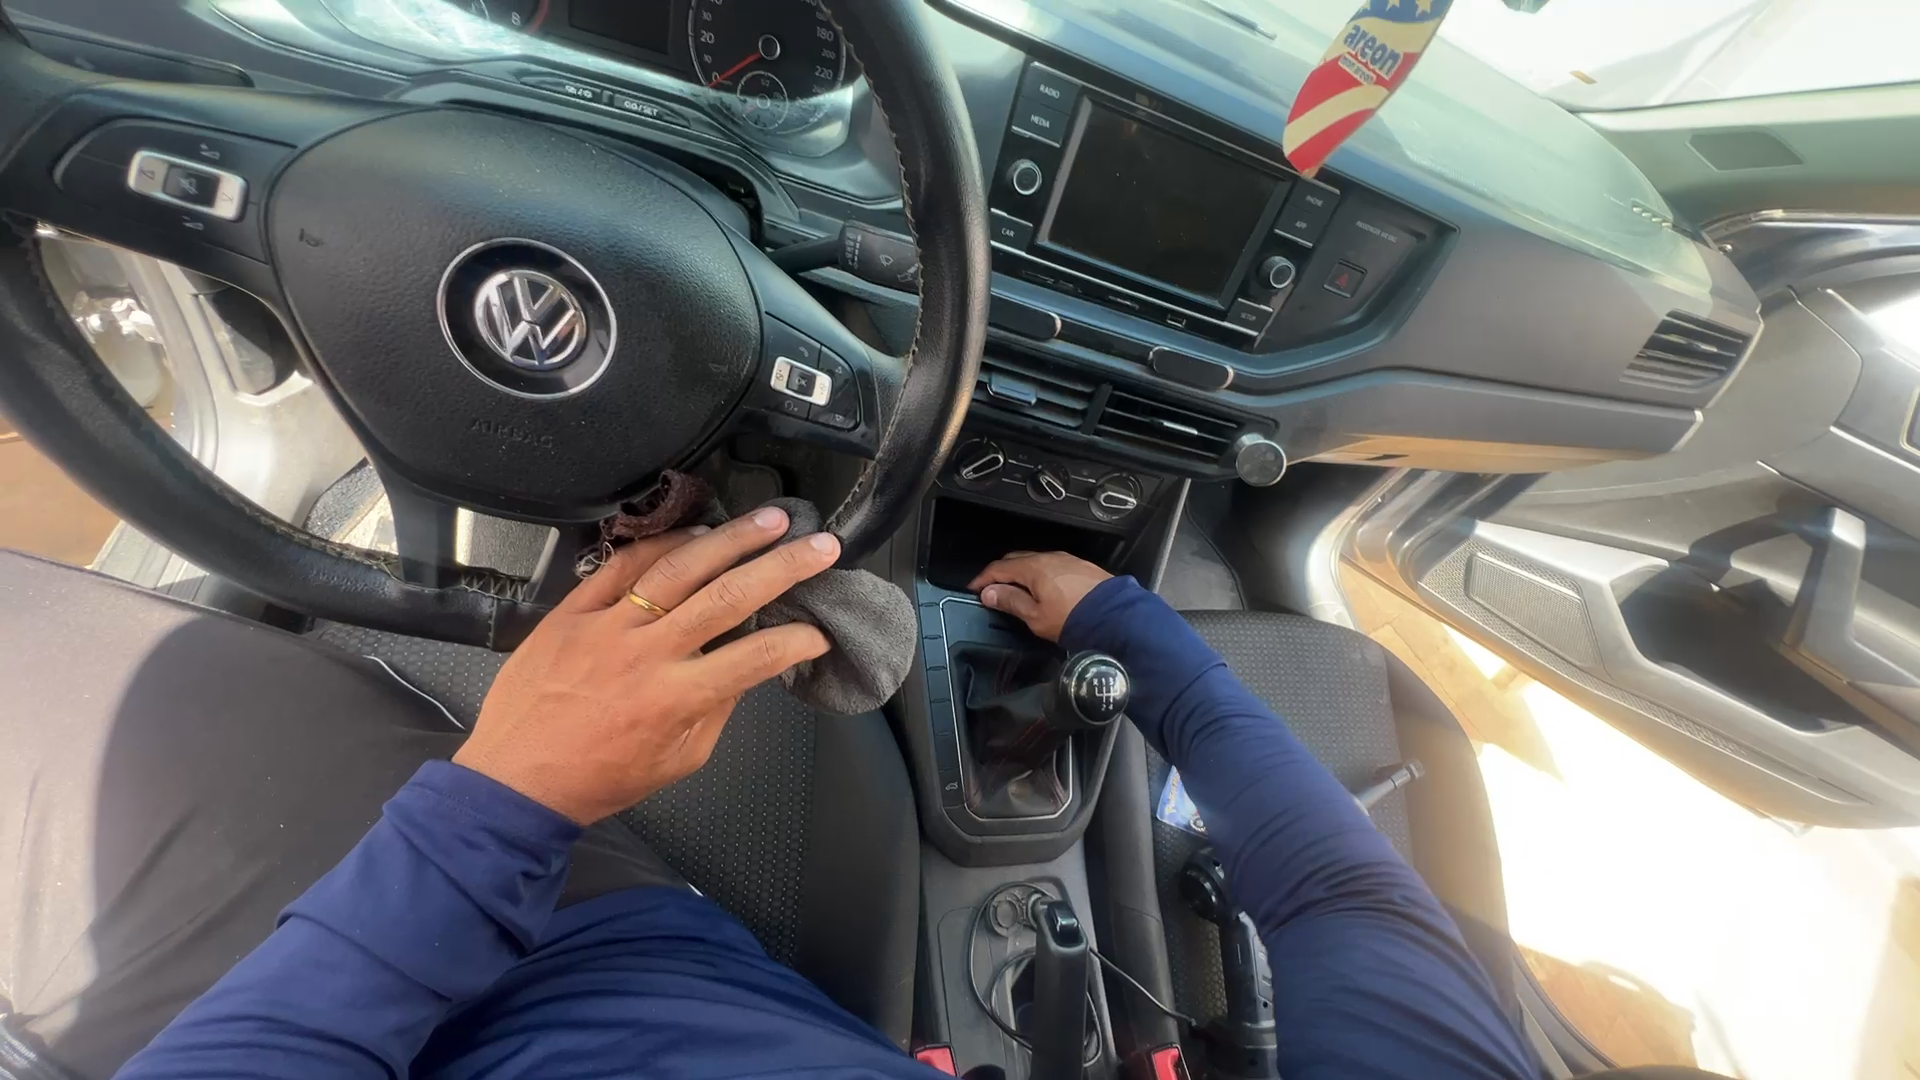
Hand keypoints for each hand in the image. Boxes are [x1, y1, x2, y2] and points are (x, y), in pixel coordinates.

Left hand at [454, 507, 837, 823]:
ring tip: (770, 520)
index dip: (798, 640)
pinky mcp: (574, 611)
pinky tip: (698, 530)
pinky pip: (623, 565)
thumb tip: (747, 662)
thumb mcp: (681, 758)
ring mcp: (608, 626)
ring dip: (732, 539)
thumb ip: (719, 705)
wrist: (514, 781)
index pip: (756, 656)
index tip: (820, 632)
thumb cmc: (604, 777)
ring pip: (679, 569)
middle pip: (728, 597)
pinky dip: (665, 543)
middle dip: (783, 567)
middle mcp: (647, 654)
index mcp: (677, 698)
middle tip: (821, 546)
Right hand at [968, 551, 1111, 641]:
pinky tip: (1042, 588)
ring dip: (1022, 573)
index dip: (983, 579)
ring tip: (1016, 590)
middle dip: (1001, 573)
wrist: (1116, 616)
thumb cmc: (1075, 618)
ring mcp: (1067, 560)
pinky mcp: (1081, 567)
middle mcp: (1050, 558)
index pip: (999, 568)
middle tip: (992, 589)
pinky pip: (1052, 565)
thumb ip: (1011, 602)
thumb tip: (990, 593)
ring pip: (1035, 561)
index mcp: (1034, 568)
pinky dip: (1040, 574)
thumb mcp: (1036, 617)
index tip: (975, 589)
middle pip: (1016, 560)